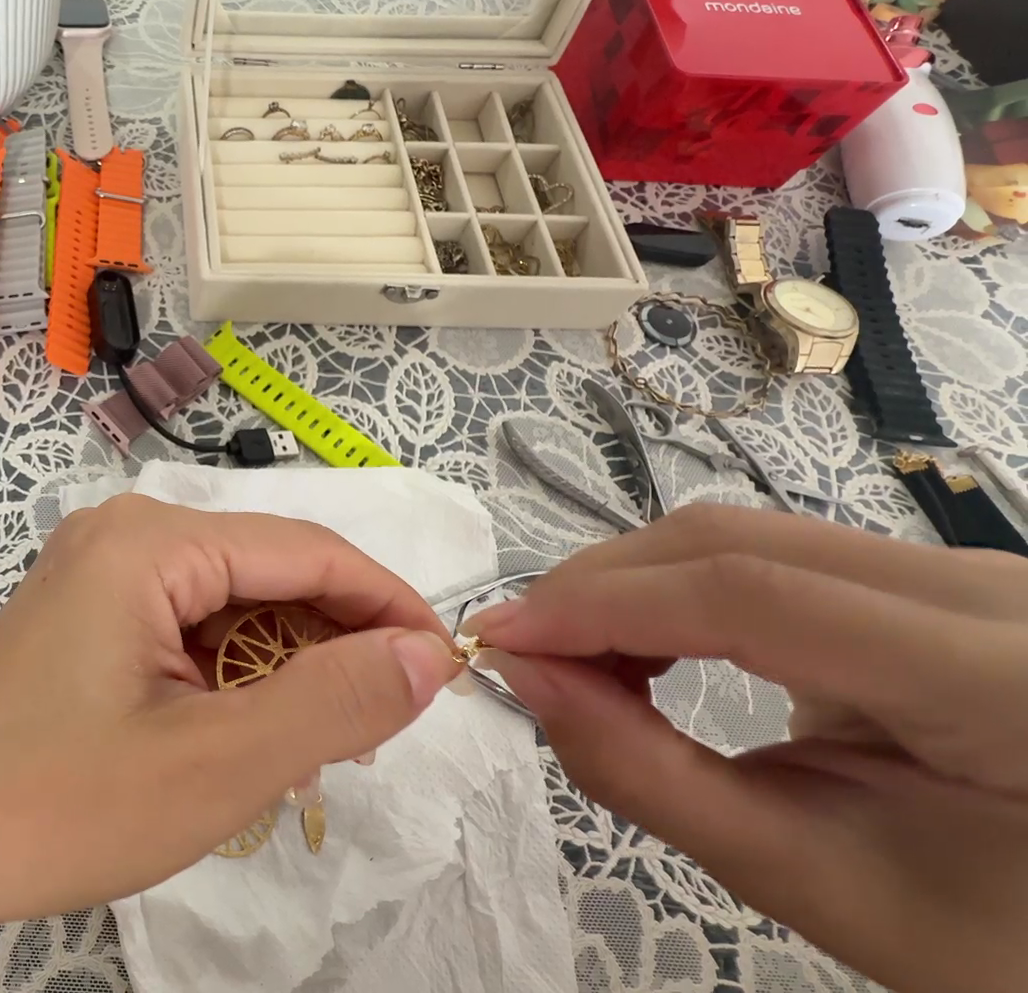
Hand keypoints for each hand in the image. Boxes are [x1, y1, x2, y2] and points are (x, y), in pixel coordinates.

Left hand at [0, 496, 456, 992]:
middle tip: (379, 727)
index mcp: (149, 541)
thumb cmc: (58, 806)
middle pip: (266, 568)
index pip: (308, 549)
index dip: (389, 606)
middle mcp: (121, 532)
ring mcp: (93, 569)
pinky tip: (245, 725)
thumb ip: (334, 701)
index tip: (448, 673)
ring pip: (227, 599)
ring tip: (317, 739)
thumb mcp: (216, 764)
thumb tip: (426, 656)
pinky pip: (182, 621)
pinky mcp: (80, 611)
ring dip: (283, 660)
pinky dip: (229, 668)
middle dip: (332, 639)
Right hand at [466, 504, 1027, 992]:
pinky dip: (669, 593)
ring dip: (625, 589)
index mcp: (1003, 678)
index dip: (599, 606)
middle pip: (729, 542)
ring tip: (579, 663)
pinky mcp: (921, 579)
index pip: (748, 596)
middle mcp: (989, 590)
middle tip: (523, 656)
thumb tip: (521, 676)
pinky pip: (760, 555)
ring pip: (736, 536)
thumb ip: (646, 773)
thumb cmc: (985, 933)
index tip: (492, 640)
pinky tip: (647, 649)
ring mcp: (959, 573)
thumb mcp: (811, 877)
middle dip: (595, 589)